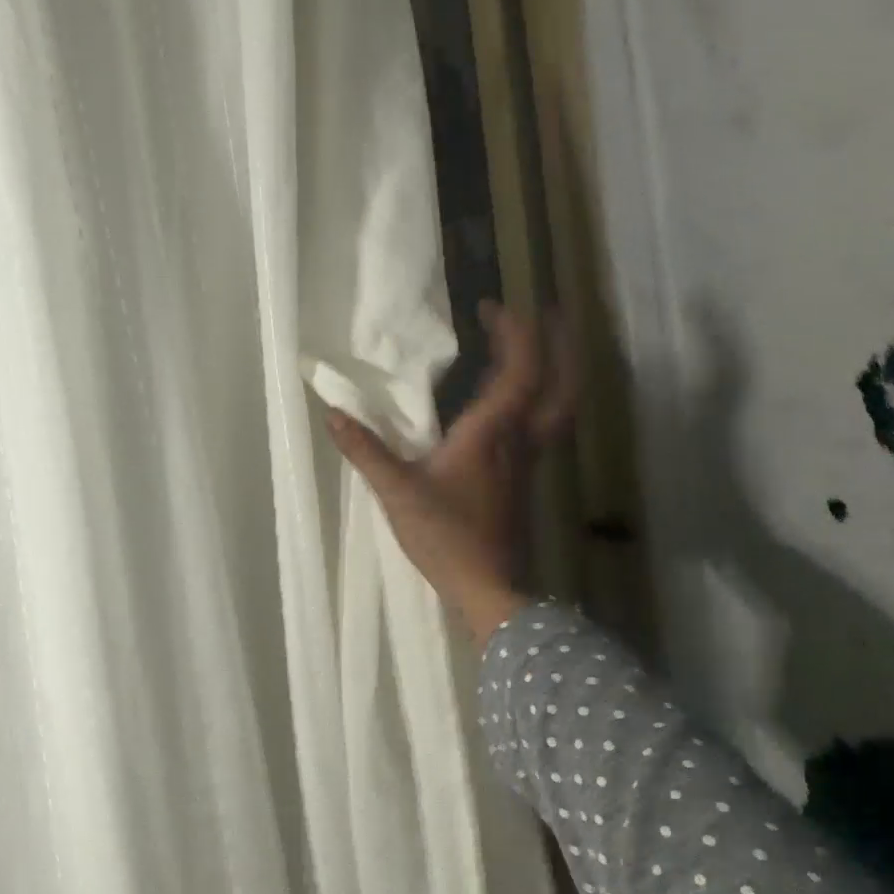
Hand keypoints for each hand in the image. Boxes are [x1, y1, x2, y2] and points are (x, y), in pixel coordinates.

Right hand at [326, 303, 574, 647]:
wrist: (490, 588)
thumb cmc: (445, 535)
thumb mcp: (396, 491)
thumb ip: (365, 450)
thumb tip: (333, 413)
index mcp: (492, 435)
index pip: (519, 373)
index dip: (515, 334)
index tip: (493, 306)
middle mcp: (520, 441)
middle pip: (559, 384)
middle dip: (556, 344)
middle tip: (543, 312)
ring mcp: (527, 461)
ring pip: (557, 404)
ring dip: (555, 369)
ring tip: (535, 347)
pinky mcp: (522, 479)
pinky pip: (542, 423)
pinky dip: (538, 397)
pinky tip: (514, 400)